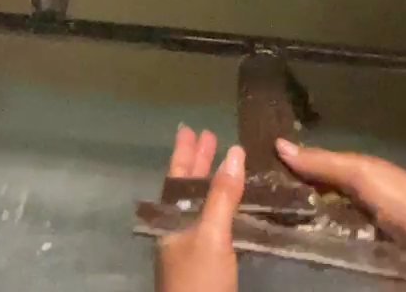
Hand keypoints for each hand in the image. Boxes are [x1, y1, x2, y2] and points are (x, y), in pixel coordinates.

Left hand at [154, 125, 245, 291]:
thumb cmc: (199, 280)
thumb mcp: (212, 234)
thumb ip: (222, 195)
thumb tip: (234, 151)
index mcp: (170, 218)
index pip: (177, 175)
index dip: (185, 151)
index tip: (191, 127)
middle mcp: (176, 229)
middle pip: (186, 188)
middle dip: (198, 162)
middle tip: (209, 135)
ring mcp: (188, 248)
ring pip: (198, 205)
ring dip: (210, 183)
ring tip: (223, 162)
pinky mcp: (204, 266)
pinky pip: (210, 224)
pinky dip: (219, 207)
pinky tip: (230, 207)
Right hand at [275, 140, 405, 291]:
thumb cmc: (401, 198)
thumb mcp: (360, 172)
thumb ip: (322, 162)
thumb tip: (278, 144)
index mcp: (361, 175)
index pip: (320, 171)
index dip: (295, 172)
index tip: (261, 175)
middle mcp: (362, 202)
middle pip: (322, 203)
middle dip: (298, 206)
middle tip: (260, 209)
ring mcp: (366, 234)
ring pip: (327, 230)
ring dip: (308, 232)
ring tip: (272, 233)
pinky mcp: (370, 261)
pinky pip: (339, 253)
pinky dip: (323, 252)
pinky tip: (300, 252)